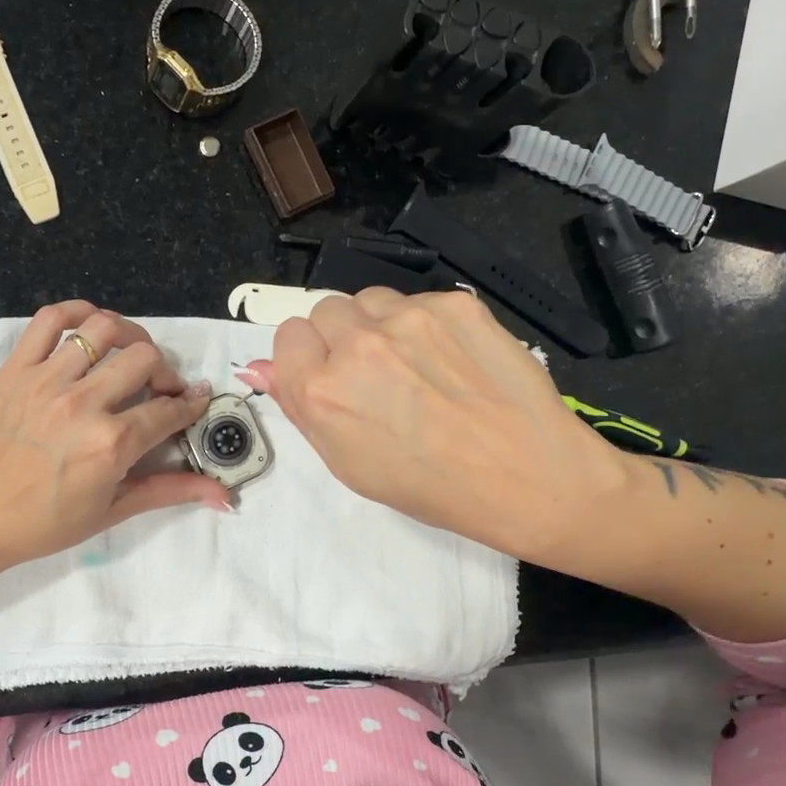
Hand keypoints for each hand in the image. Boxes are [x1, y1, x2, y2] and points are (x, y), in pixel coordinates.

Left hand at [0, 301, 229, 566]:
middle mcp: (83, 404)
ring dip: (128, 337)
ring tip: (130, 355)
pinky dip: (75, 311)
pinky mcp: (17, 370)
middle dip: (164, 371)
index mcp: (111, 444)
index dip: (190, 405)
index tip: (195, 401)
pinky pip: (49, 320)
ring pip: (103, 329)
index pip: (167, 409)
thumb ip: (170, 491)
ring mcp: (46, 381)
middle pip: (144, 358)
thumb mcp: (113, 510)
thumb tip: (225, 496)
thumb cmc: (47, 523)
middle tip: (161, 388)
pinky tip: (90, 325)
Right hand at [240, 288, 631, 562]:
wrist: (525, 475)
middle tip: (372, 376)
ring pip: (369, 299)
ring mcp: (409, 319)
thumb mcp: (346, 462)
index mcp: (320, 391)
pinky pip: (417, 301)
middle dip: (339, 338)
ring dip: (377, 324)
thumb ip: (299, 407)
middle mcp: (356, 345)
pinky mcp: (455, 305)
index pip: (287, 337)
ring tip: (412, 366)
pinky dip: (423, 324)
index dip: (306, 359)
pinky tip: (449, 360)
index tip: (328, 379)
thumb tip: (259, 368)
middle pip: (325, 311)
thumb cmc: (429, 485)